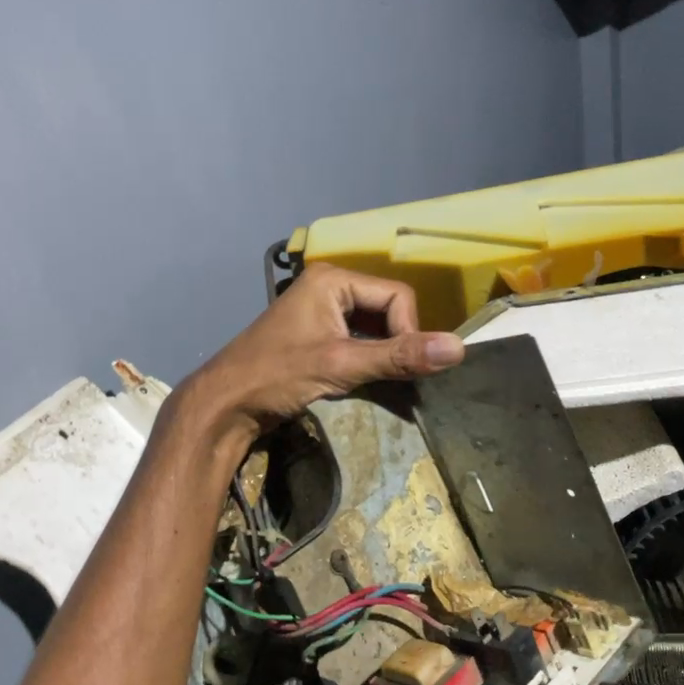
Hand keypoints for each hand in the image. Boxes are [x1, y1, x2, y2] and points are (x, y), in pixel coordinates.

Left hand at [179, 264, 464, 442]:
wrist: (225, 404)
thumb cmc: (277, 376)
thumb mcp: (341, 365)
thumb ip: (399, 357)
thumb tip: (458, 348)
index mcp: (333, 280)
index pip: (397, 297)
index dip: (409, 332)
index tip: (403, 369)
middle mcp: (330, 288)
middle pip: (388, 311)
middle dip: (397, 344)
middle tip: (396, 379)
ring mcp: (322, 313)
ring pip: (376, 329)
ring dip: (385, 357)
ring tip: (388, 385)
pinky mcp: (318, 337)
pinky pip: (359, 343)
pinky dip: (370, 363)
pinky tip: (372, 385)